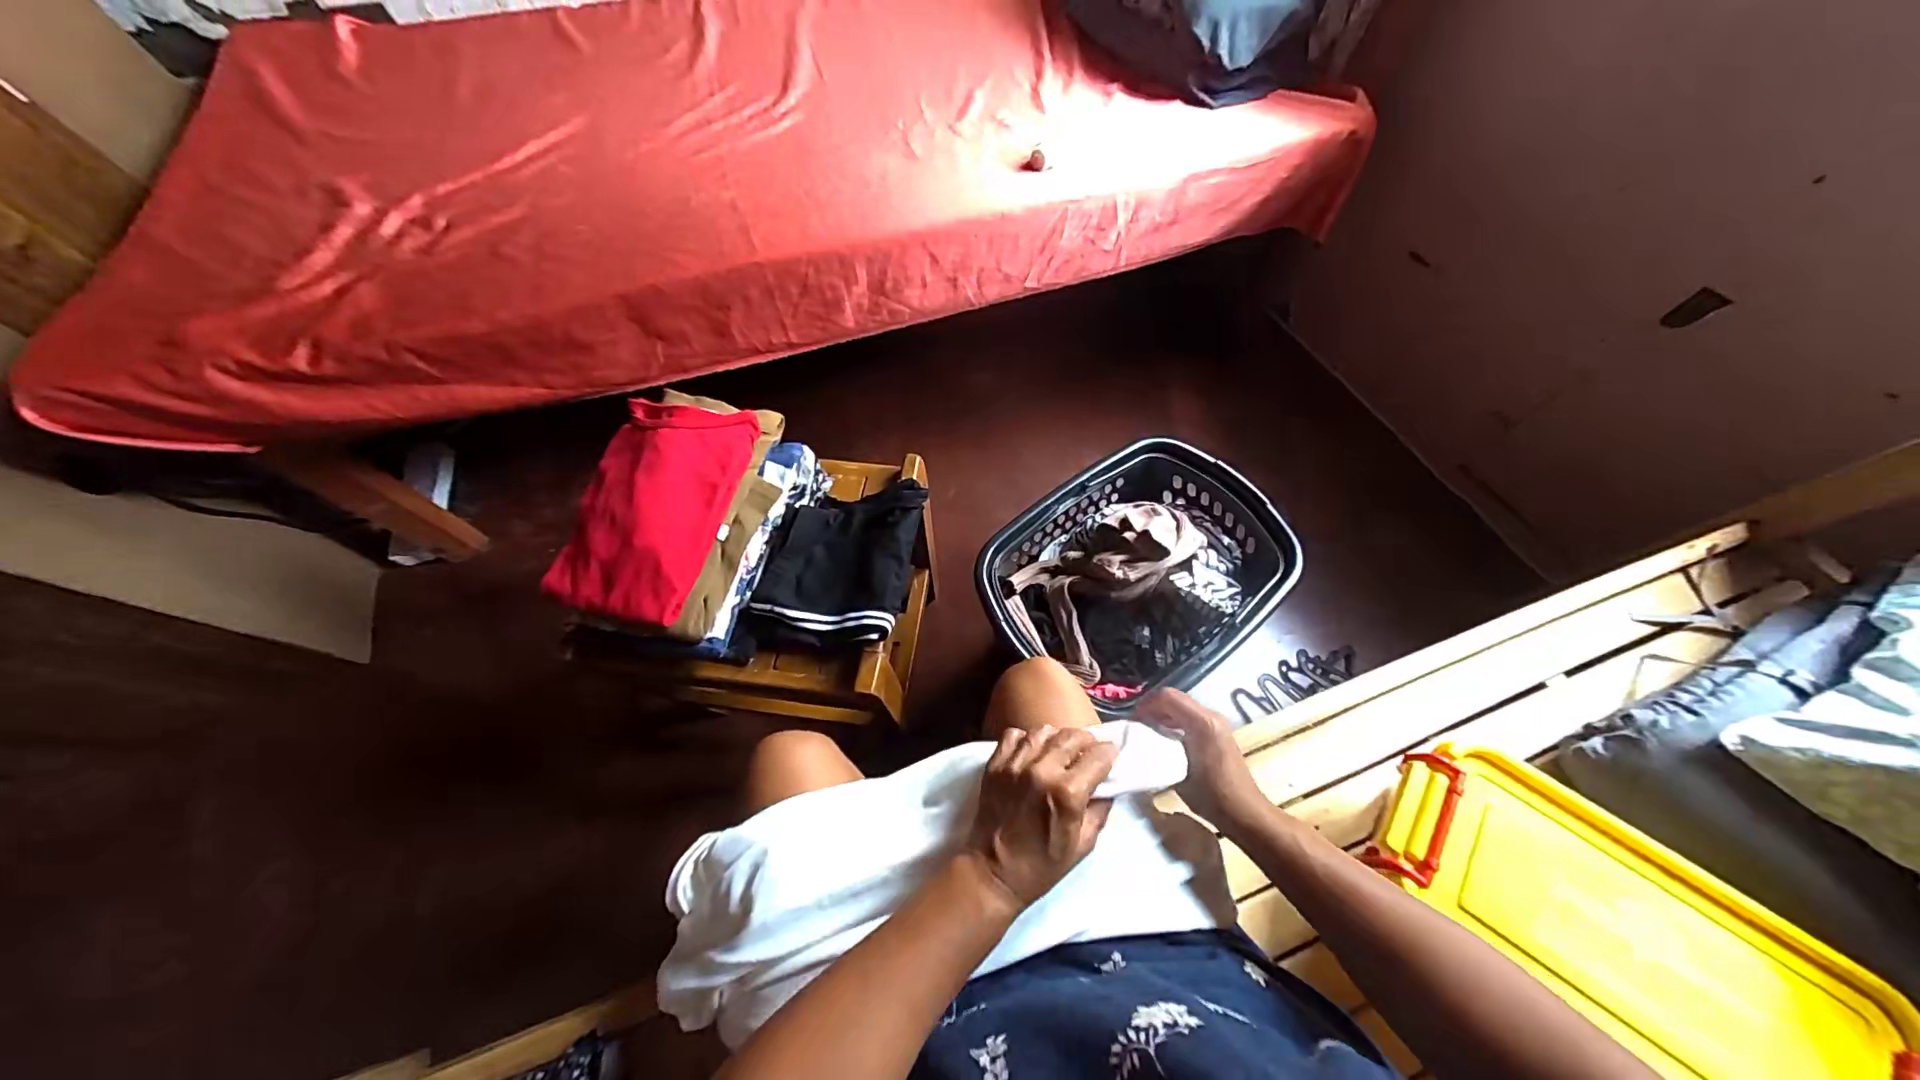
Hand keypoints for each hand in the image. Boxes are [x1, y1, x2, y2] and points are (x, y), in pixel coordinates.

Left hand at [963, 725, 1118, 908]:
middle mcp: (1041, 771)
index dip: (1110, 753)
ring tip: (1061, 749)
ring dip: (1058, 737)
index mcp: (1067, 793)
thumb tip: (1109, 785)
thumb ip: (1099, 809)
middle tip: (1089, 750)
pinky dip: (1027, 738)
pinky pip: (1014, 734)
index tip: (1112, 754)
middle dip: (1087, 740)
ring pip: (1043, 731)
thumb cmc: (1043, 865)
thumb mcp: (1084, 844)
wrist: (993, 872)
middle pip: (1072, 736)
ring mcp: (1015, 764)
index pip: (1098, 756)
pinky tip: (1033, 751)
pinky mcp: (995, 764)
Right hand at [1137, 690, 1273, 837]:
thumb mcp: (1177, 772)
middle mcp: (1211, 716)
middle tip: (1136, 725)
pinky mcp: (1218, 732)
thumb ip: (1158, 749)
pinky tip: (1164, 739)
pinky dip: (1173, 721)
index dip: (1145, 705)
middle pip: (1174, 698)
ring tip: (1146, 732)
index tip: (1132, 721)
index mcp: (1202, 723)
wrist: (1244, 812)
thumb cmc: (1210, 796)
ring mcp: (1217, 723)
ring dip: (1162, 714)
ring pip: (1182, 706)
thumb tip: (1139, 741)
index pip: (1167, 697)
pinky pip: (1190, 716)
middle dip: (1152, 708)